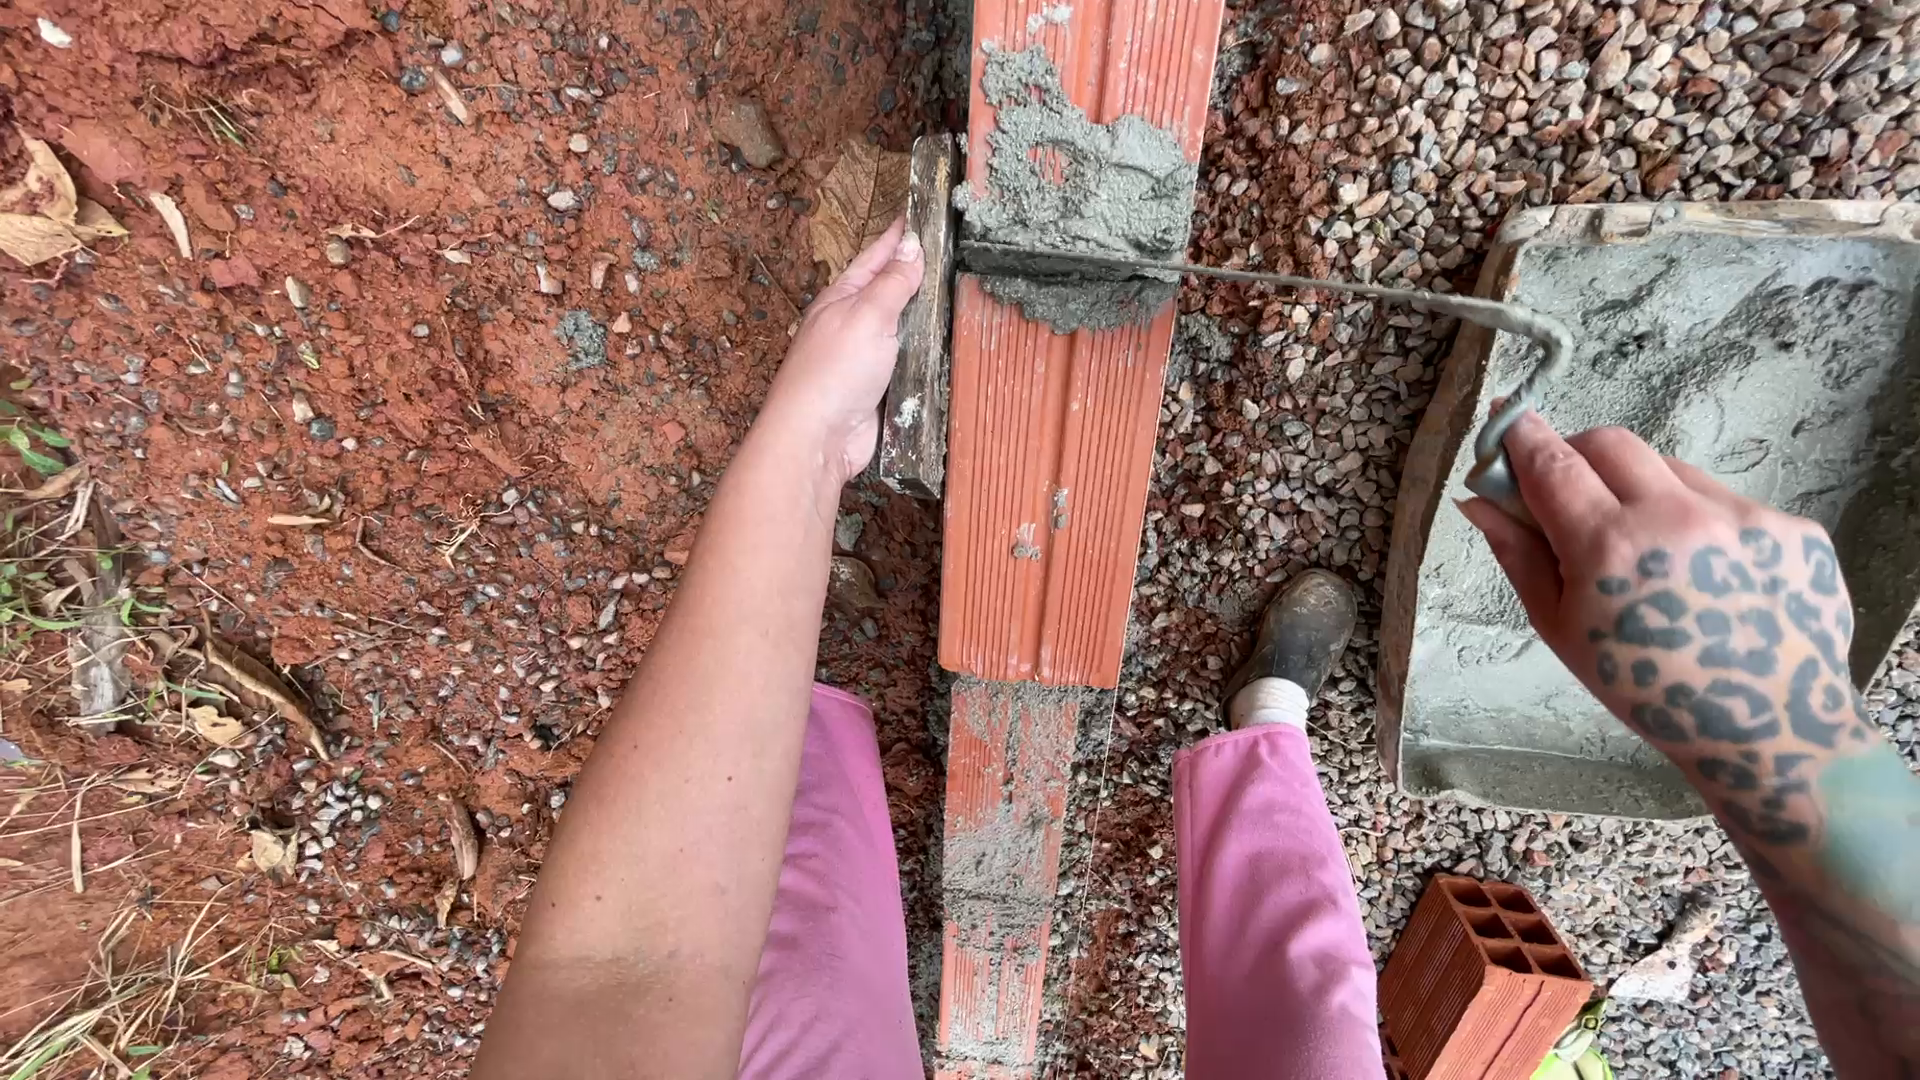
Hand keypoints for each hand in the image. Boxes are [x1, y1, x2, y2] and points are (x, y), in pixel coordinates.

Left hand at [759, 217, 923, 484]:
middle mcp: (853, 326)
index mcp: (843, 298)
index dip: (898, 236)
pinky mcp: (880, 392)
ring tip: (948, 295)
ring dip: (922, 318)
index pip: (876, 257)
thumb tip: (912, 247)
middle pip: (890, 294)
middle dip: (913, 273)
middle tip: (944, 250)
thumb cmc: (833, 372)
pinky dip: (923, 357)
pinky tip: (940, 350)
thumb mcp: (867, 314)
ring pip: (902, 331)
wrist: (819, 436)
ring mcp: (866, 360)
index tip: (920, 214)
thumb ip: (893, 282)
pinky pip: (907, 367)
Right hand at [1459, 414, 1872, 841]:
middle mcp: (1678, 516)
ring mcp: (1743, 517)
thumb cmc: (1634, 680)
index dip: (1520, 434)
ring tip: (1631, 541)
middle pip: (1609, 442)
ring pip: (1665, 464)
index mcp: (1609, 546)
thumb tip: (1478, 500)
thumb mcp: (1555, 622)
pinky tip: (1687, 564)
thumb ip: (1516, 550)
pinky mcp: (1790, 527)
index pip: (1552, 462)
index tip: (1502, 413)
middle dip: (1572, 452)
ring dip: (1629, 483)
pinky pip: (1716, 495)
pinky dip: (1682, 511)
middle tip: (1559, 488)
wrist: (1766, 726)